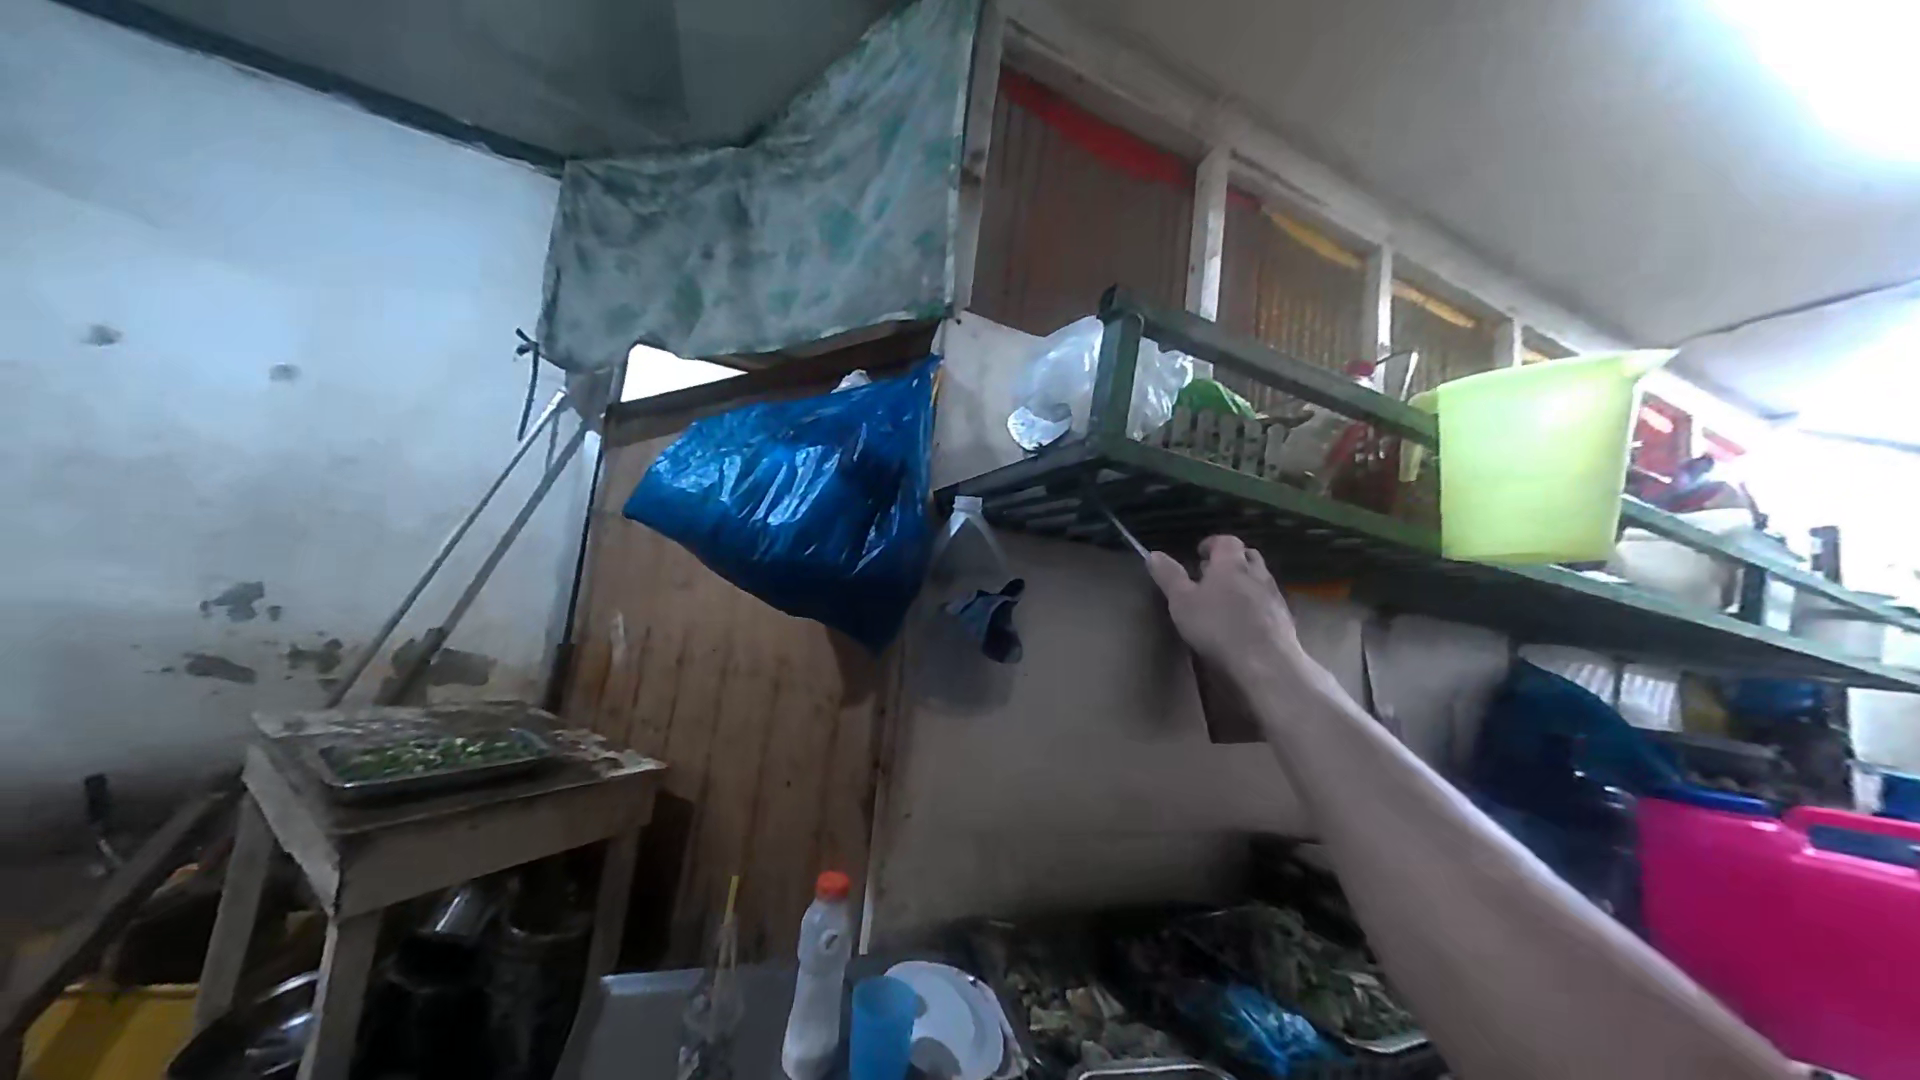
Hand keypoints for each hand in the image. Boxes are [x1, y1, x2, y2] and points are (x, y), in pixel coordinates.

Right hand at [1147, 535, 1304, 677]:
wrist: (1265, 663)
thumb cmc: (1217, 626)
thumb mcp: (1181, 601)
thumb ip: (1169, 576)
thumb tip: (1154, 555)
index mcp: (1231, 564)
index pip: (1226, 541)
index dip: (1212, 543)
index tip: (1199, 553)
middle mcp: (1257, 574)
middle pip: (1247, 556)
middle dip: (1230, 560)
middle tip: (1212, 573)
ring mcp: (1274, 597)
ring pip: (1260, 579)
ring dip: (1244, 582)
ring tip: (1226, 598)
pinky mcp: (1284, 619)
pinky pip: (1268, 601)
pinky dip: (1255, 603)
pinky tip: (1244, 621)